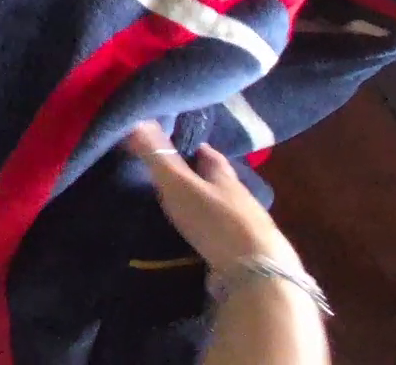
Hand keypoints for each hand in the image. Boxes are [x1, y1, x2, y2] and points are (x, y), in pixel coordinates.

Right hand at [124, 121, 299, 270]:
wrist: (260, 278)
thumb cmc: (216, 220)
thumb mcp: (178, 184)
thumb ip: (157, 154)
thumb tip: (135, 117)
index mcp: (226, 177)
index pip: (209, 153)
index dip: (191, 146)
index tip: (169, 142)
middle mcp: (242, 198)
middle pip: (216, 181)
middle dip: (196, 176)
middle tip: (166, 175)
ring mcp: (250, 227)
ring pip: (222, 207)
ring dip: (204, 204)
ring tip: (176, 206)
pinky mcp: (251, 254)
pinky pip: (224, 233)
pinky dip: (210, 229)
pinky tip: (196, 235)